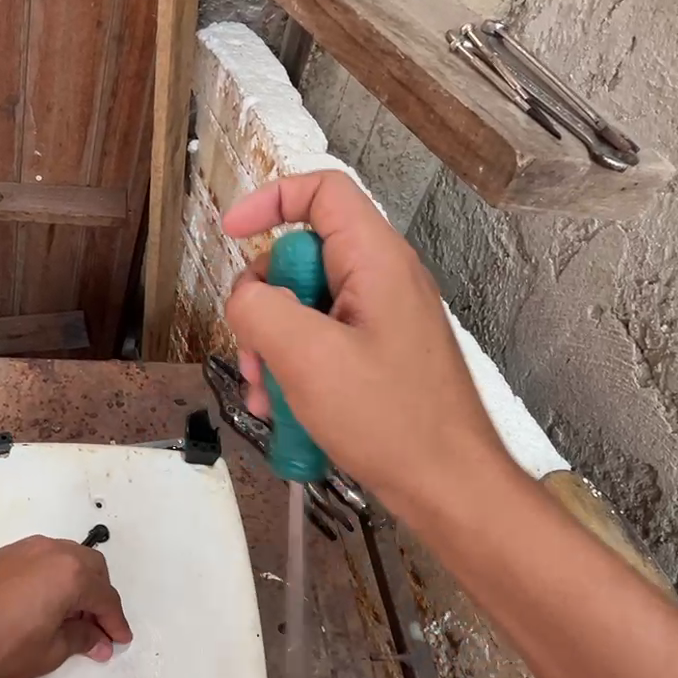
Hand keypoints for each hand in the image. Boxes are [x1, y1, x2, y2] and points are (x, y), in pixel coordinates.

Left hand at [0, 535, 133, 677]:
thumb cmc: (1, 649)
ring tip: (71, 616)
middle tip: (98, 628)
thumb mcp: (50, 651)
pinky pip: (40, 559)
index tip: (119, 639)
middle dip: (99, 596)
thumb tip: (98, 639)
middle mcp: (50, 551)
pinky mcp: (2, 555)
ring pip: (65, 558)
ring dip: (76, 583)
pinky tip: (44, 602)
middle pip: (91, 568)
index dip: (115, 621)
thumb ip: (81, 638)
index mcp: (70, 573)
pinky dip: (52, 576)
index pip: (105, 596)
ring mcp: (24, 549)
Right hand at [223, 171, 517, 526]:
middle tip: (254, 354)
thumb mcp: (307, 358)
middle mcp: (379, 280)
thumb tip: (244, 298)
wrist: (447, 487)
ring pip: (301, 308)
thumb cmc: (389, 419)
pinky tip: (282, 410)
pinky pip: (318, 343)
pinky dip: (292, 370)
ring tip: (265, 394)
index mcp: (375, 260)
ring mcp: (378, 320)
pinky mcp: (374, 354)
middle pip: (299, 259)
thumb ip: (259, 310)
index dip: (271, 200)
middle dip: (262, 305)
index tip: (231, 234)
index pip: (323, 191)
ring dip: (271, 348)